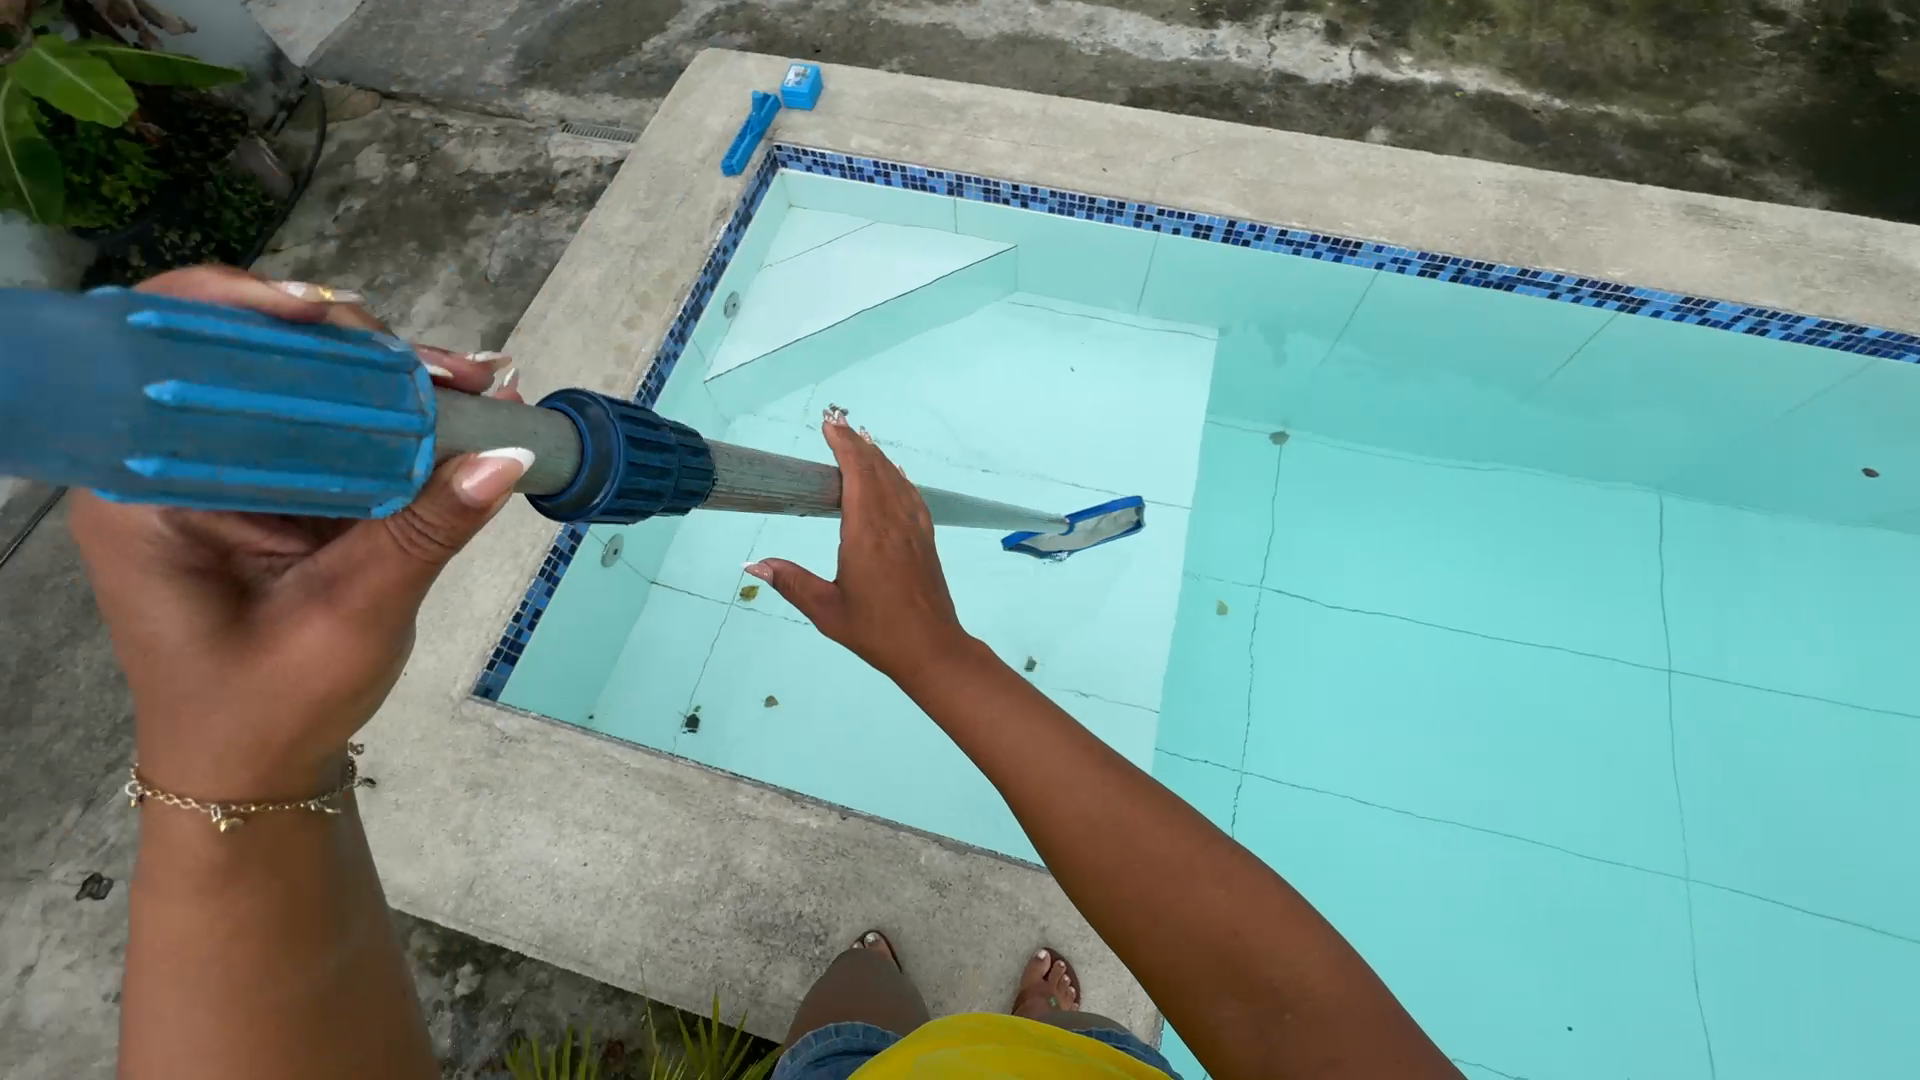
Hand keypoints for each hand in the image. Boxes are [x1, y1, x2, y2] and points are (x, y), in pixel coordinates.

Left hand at [68, 266, 528, 801]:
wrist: (261, 762)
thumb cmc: (273, 700)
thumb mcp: (355, 613)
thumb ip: (427, 529)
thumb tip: (509, 455)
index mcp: (149, 491)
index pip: (169, 363)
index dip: (244, 315)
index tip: (337, 317)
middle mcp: (188, 469)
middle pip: (259, 369)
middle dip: (360, 354)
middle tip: (452, 369)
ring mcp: (248, 482)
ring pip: (319, 401)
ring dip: (402, 387)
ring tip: (482, 386)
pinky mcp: (297, 498)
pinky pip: (353, 443)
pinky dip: (413, 427)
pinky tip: (470, 413)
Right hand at [746, 409, 975, 680]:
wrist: (932, 648)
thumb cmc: (877, 631)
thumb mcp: (827, 611)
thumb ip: (792, 582)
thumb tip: (753, 564)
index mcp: (866, 533)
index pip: (856, 475)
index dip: (843, 446)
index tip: (829, 425)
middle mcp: (892, 523)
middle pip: (876, 470)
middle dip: (856, 443)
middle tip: (837, 422)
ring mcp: (914, 530)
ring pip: (897, 480)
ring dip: (878, 457)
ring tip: (861, 440)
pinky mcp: (926, 540)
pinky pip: (913, 497)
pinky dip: (899, 478)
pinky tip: (895, 474)